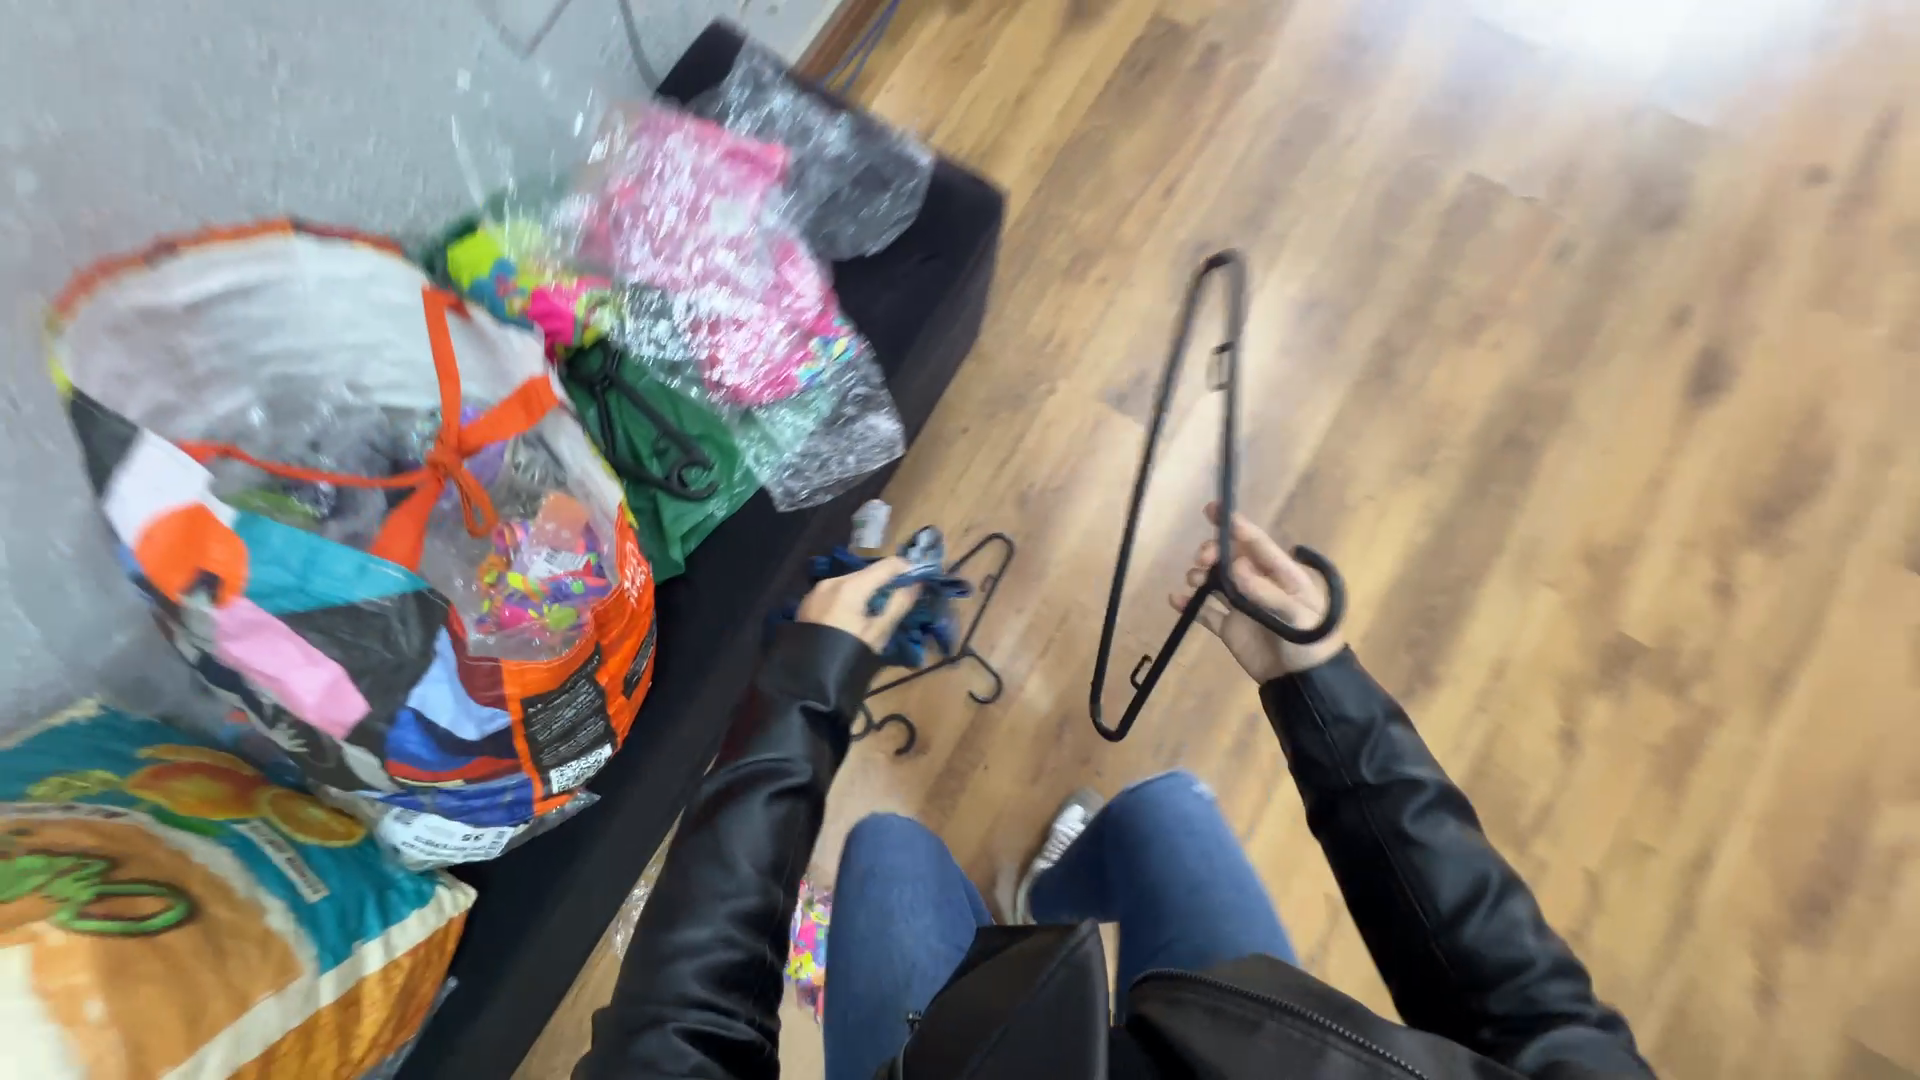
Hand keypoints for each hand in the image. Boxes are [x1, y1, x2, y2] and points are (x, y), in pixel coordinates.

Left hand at [797, 556, 921, 653]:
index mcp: (851, 586)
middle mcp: (832, 581)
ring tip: (877, 611)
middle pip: (868, 572)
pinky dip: (850, 598)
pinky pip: (836, 592)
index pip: (887, 565)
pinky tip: (854, 617)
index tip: (919, 581)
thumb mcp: (879, 632)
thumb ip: (900, 604)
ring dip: (868, 590)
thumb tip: (917, 584)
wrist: (808, 680)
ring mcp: (817, 591)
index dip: (907, 570)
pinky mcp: (808, 602)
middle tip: (900, 600)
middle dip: (886, 582)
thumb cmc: (848, 656)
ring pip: (852, 582)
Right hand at [1169, 502, 1345, 681]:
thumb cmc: (1309, 644)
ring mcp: (1243, 606)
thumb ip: (1265, 591)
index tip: (1214, 510)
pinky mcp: (1230, 628)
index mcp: (1282, 576)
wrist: (1304, 684)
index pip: (1257, 544)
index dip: (1236, 526)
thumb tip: (1236, 566)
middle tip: (1202, 559)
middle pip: (1230, 559)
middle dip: (1212, 552)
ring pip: (1215, 581)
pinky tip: (1176, 600)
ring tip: (1193, 581)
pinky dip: (1190, 604)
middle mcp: (1259, 585)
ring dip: (1200, 575)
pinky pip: (1206, 612)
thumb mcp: (1296, 615)